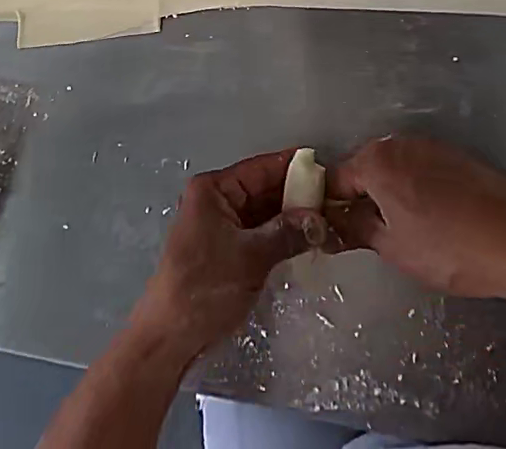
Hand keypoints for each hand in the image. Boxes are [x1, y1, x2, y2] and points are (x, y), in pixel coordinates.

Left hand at [127, 148, 327, 361]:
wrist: (170, 339)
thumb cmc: (204, 288)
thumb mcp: (250, 256)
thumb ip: (287, 232)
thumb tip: (321, 219)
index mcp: (213, 190)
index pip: (260, 168)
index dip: (293, 166)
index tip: (327, 167)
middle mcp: (216, 201)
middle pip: (263, 189)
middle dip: (297, 194)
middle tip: (335, 199)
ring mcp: (221, 226)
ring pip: (264, 212)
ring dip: (291, 216)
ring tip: (328, 218)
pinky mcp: (227, 249)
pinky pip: (259, 232)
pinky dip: (281, 234)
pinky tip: (307, 238)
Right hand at [325, 135, 505, 301]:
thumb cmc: (450, 249)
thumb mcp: (393, 247)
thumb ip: (355, 227)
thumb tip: (333, 222)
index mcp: (376, 161)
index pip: (335, 180)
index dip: (331, 207)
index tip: (334, 231)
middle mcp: (398, 143)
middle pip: (363, 169)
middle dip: (361, 198)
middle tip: (369, 236)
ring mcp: (428, 145)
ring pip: (392, 169)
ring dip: (389, 193)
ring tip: (405, 230)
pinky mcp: (452, 154)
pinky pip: (418, 168)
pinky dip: (414, 188)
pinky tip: (431, 218)